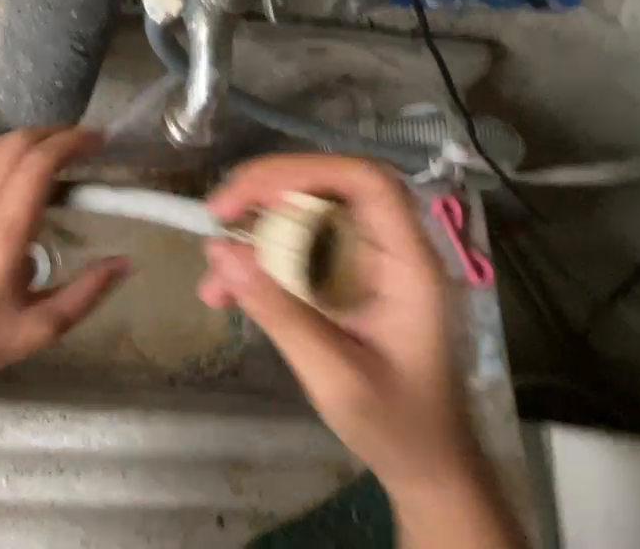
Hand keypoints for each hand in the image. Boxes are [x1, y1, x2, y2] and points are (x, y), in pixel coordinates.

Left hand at [0, 127, 132, 388]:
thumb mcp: (44, 328)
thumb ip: (87, 292)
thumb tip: (127, 262)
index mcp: (5, 232)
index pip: (39, 163)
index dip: (71, 142)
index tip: (98, 142)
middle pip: (17, 144)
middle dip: (55, 134)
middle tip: (84, 145)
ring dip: (25, 138)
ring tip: (52, 151)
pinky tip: (5, 156)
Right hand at [198, 155, 479, 489]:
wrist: (426, 467)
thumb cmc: (398, 426)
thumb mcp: (336, 377)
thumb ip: (281, 313)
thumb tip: (220, 252)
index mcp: (407, 261)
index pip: (364, 182)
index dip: (303, 171)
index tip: (246, 195)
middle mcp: (388, 249)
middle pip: (326, 188)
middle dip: (265, 194)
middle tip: (217, 217)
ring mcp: (365, 264)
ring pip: (303, 219)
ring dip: (253, 236)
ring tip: (213, 277)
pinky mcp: (344, 281)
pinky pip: (296, 252)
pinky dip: (258, 266)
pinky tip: (225, 295)